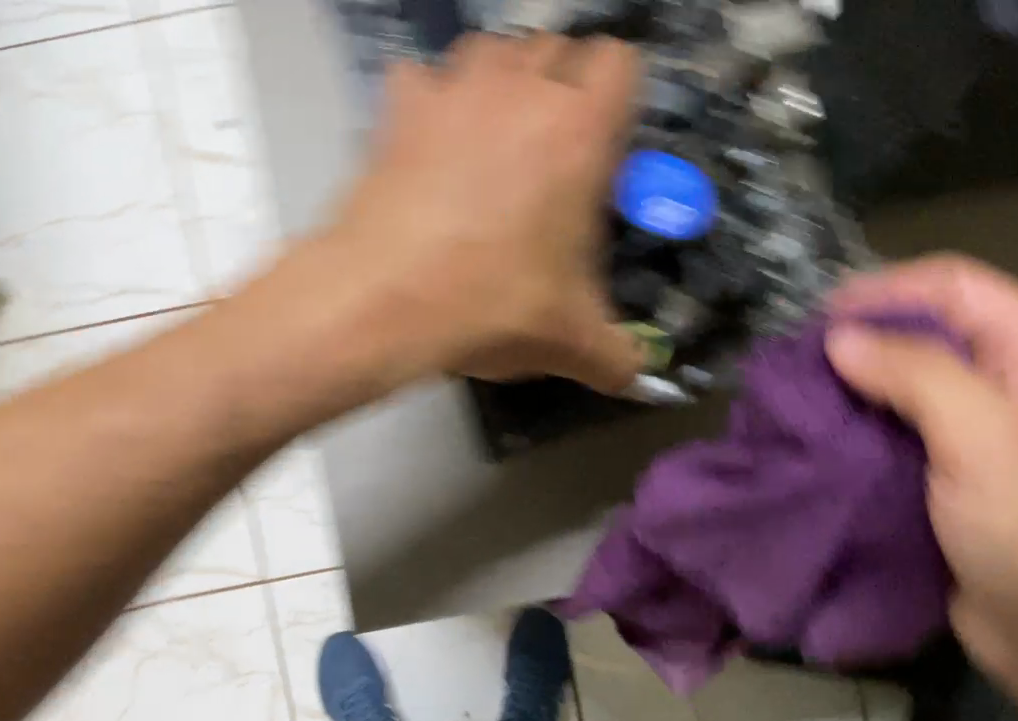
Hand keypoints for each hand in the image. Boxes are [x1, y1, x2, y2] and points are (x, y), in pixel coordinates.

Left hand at [323, 32, 645, 393]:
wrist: (385, 302)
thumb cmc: (490, 307)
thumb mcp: (569, 341)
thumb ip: (615, 355)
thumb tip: (632, 374)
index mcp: (582, 133)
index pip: (621, 65)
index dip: (614, 100)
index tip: (602, 145)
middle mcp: (522, 91)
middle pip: (556, 50)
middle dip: (557, 92)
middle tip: (547, 155)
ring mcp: (456, 91)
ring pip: (492, 52)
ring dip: (499, 86)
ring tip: (490, 143)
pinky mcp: (399, 109)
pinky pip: (421, 79)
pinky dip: (428, 103)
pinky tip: (427, 148)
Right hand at [825, 256, 1017, 701]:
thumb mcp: (984, 437)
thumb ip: (914, 374)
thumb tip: (839, 338)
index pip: (954, 286)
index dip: (881, 292)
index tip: (811, 322)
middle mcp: (1015, 379)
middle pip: (927, 332)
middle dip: (860, 341)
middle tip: (794, 367)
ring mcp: (983, 432)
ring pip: (905, 386)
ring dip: (851, 390)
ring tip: (794, 403)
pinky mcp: (952, 478)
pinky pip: (898, 436)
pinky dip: (857, 433)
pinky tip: (818, 443)